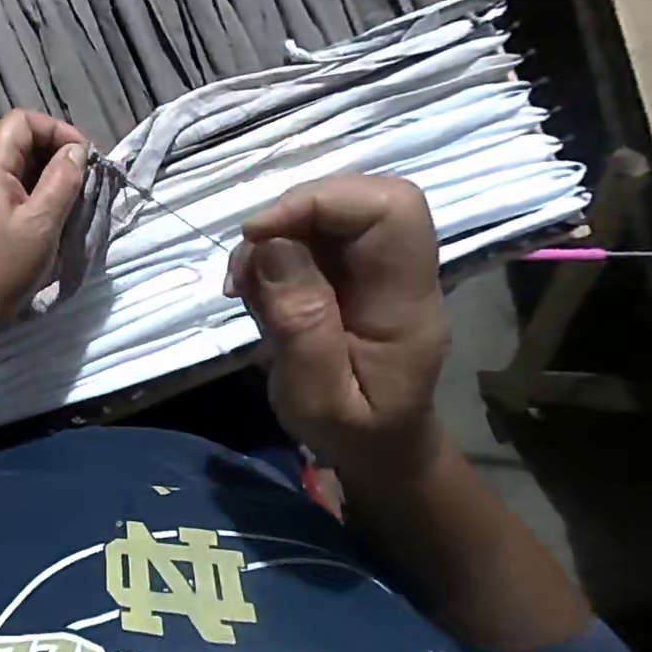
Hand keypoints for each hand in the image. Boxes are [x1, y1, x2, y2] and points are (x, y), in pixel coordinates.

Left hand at [0, 110, 88, 346]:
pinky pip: (26, 189)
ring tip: (80, 197)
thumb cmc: (6, 266)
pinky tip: (64, 212)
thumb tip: (78, 151)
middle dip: (60, 151)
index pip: (23, 121)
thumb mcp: (42, 222)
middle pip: (26, 140)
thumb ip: (62, 181)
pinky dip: (48, 193)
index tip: (83, 157)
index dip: (56, 130)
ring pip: (28, 166)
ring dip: (57, 174)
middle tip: (87, 178)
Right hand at [225, 176, 450, 470]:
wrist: (378, 451)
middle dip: (291, 217)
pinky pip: (311, 238)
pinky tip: (256, 292)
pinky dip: (271, 254)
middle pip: (359, 199)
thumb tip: (273, 245)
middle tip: (248, 267)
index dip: (322, 201)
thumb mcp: (318, 398)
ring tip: (246, 289)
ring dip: (273, 240)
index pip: (391, 210)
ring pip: (328, 215)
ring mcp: (375, 271)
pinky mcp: (350, 275)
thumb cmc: (353, 434)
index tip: (260, 233)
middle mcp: (398, 273)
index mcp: (406, 302)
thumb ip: (301, 325)